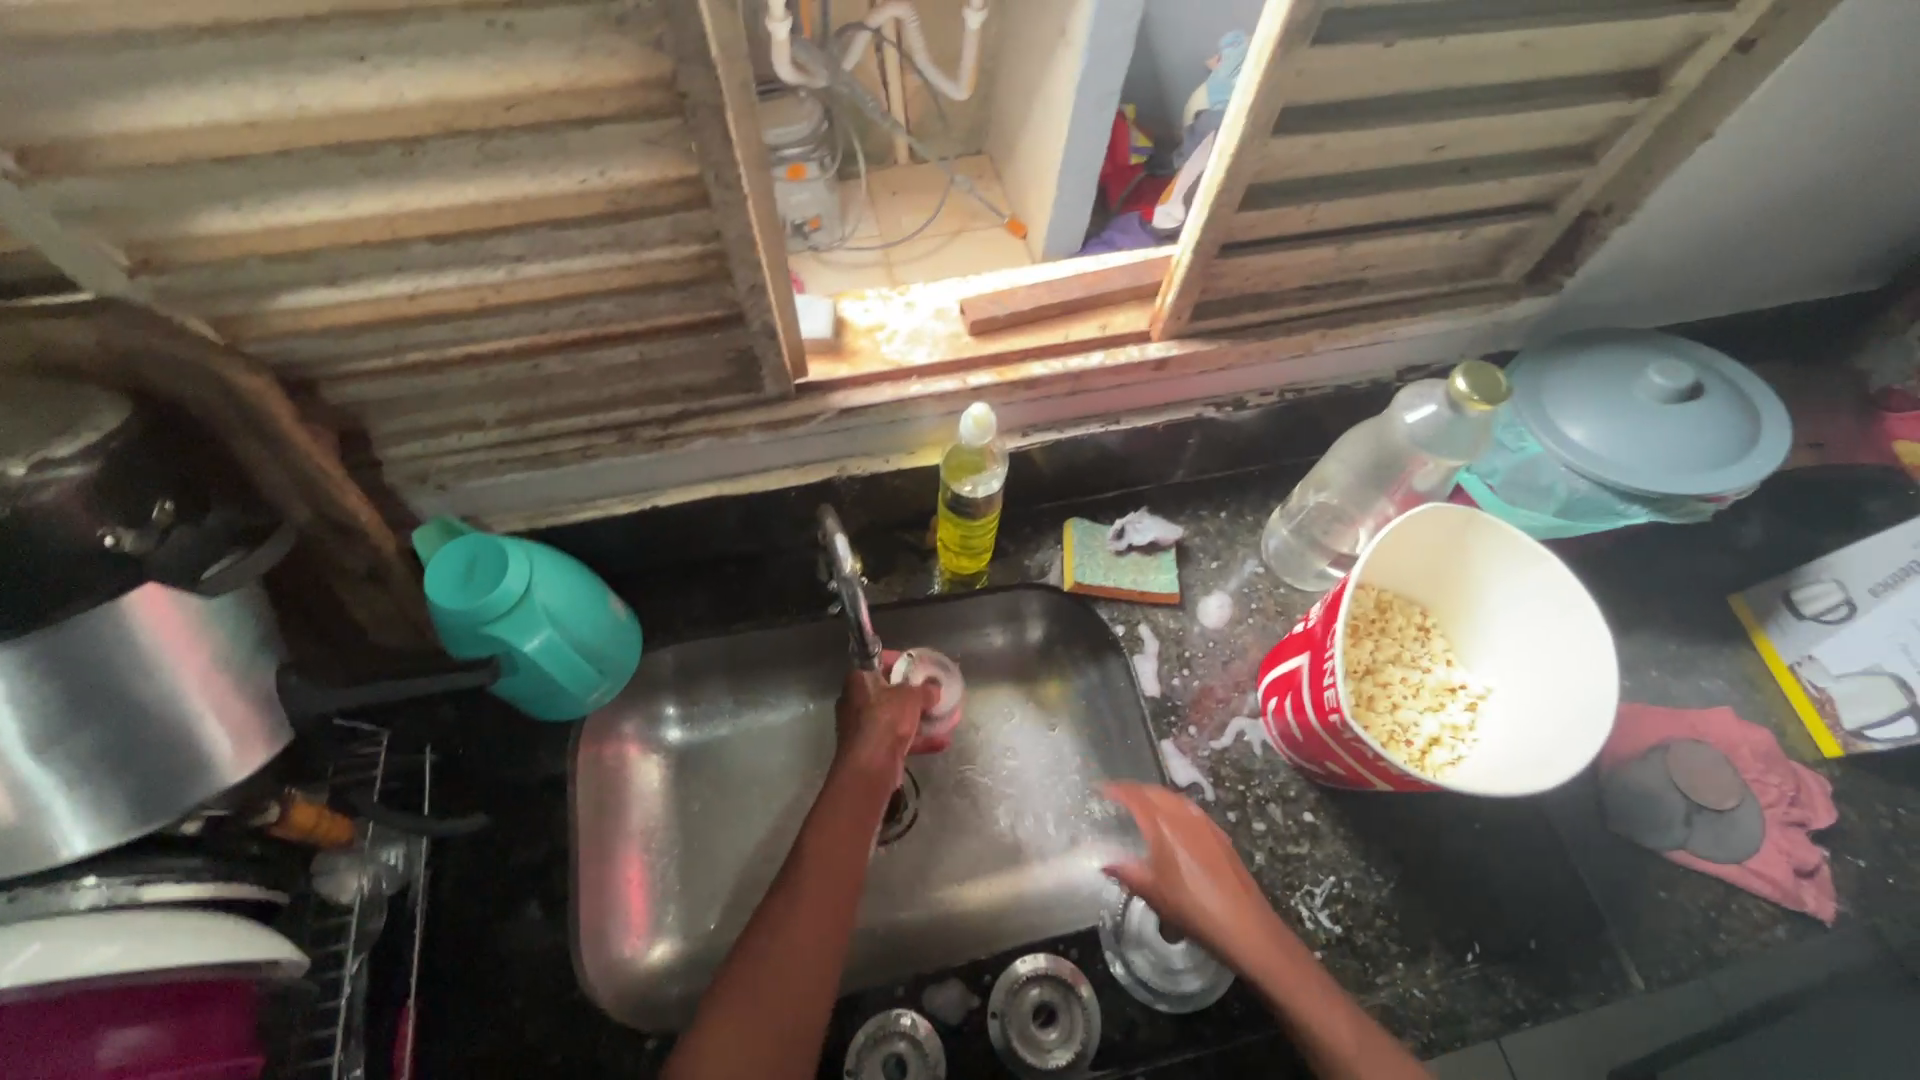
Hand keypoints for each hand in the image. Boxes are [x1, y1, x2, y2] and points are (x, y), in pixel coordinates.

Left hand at [832, 652, 941, 788]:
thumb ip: (925, 689)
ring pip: (896, 718)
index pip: (878, 661)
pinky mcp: (873, 749)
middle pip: (889, 692)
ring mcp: (864, 727)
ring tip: (944, 716)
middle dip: (914, 694)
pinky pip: (899, 739)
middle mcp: (856, 701)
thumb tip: (935, 687)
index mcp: (859, 680)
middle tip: (934, 690)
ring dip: (919, 718)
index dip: (900, 661)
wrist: (870, 766)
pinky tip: (943, 741)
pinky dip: (919, 740)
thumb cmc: (885, 718)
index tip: (919, 664)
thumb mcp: (911, 697)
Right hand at [1102, 782, 1284, 971]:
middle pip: (1156, 792)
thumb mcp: (1153, 893)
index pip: (1136, 796)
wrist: (1245, 925)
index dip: (1117, 789)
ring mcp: (1207, 824)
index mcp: (1164, 826)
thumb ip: (1127, 873)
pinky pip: (1191, 810)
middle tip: (1120, 796)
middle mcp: (1185, 816)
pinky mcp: (1221, 836)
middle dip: (1136, 790)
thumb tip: (1106, 863)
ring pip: (1176, 799)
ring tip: (1144, 807)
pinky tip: (1175, 825)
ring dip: (1157, 797)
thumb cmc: (1193, 908)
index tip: (1102, 789)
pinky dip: (1175, 808)